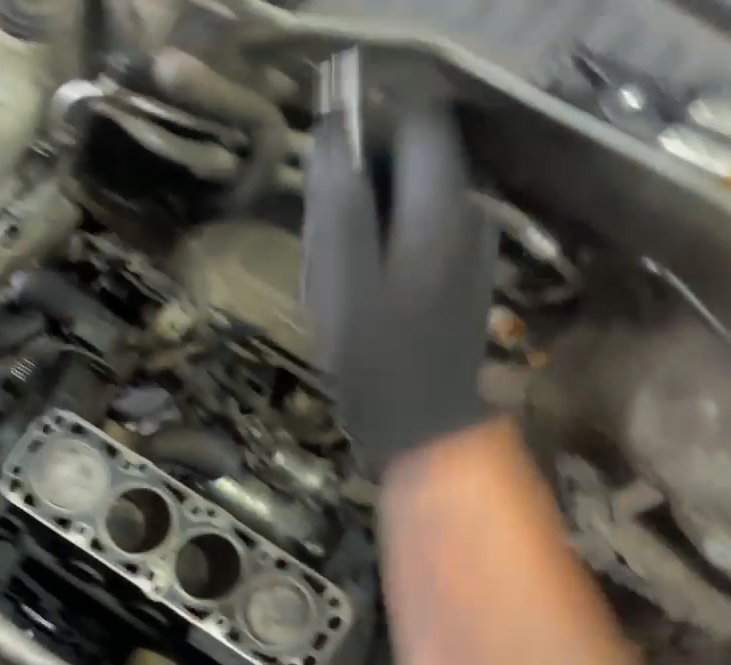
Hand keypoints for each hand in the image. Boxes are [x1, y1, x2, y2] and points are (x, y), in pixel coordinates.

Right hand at [302, 101, 497, 471]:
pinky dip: (376, 245)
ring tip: (327, 271)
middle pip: (409, 164)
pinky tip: (351, 288)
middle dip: (357, 185)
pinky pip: (411, 233)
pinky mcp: (457, 272)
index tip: (321, 158)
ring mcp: (467, 245)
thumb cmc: (371, 353)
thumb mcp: (340, 279)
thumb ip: (337, 207)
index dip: (368, 128)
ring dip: (361, 220)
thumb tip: (331, 138)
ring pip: (406, 200)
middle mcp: (466, 214)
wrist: (416, 419)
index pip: (416, 127)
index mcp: (441, 209)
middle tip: (315, 236)